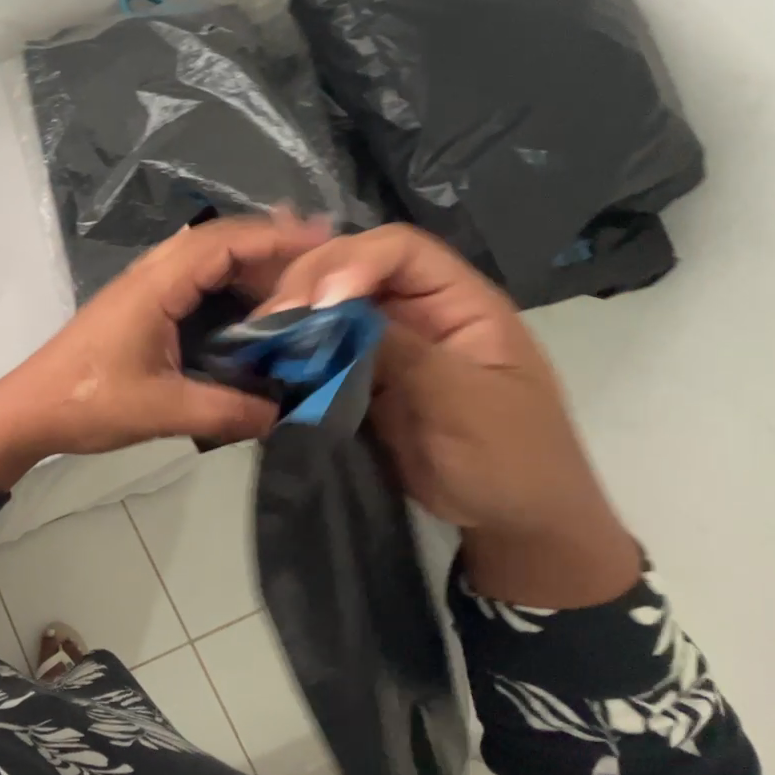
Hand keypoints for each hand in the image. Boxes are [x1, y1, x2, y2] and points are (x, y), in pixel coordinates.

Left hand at [0, 213, 331, 490]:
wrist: (27, 411)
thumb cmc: (87, 404)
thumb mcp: (164, 411)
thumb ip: (229, 411)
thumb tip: (287, 413)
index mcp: (154, 287)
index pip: (223, 243)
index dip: (275, 237)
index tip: (327, 240)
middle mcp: (147, 276)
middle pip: (214, 240)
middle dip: (268, 244)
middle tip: (322, 260)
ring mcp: (137, 290)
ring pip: (199, 258)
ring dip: (244, 263)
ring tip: (296, 280)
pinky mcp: (133, 308)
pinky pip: (186, 279)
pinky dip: (222, 283)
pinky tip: (247, 307)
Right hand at [260, 224, 639, 606]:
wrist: (512, 524)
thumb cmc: (510, 459)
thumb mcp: (462, 400)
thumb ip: (400, 349)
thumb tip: (331, 310)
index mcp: (460, 303)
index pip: (401, 250)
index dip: (354, 261)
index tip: (319, 302)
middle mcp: (420, 311)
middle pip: (354, 267)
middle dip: (309, 284)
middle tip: (271, 319)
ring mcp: (389, 344)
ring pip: (330, 305)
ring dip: (293, 313)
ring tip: (261, 338)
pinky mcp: (362, 375)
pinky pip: (321, 347)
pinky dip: (292, 348)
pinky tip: (268, 358)